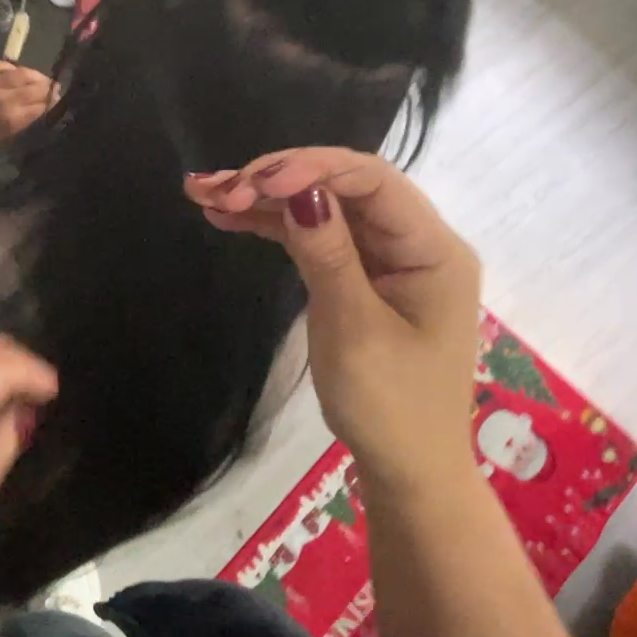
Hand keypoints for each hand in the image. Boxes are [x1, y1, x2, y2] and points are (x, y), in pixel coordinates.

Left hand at [0, 62, 55, 143]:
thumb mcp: (13, 136)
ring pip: (21, 73)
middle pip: (34, 87)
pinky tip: (16, 74)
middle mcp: (3, 99)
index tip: (59, 100)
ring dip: (34, 75)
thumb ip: (30, 118)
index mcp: (13, 118)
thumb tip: (48, 105)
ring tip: (39, 80)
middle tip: (54, 89)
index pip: (42, 103)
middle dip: (47, 88)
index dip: (53, 100)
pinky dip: (10, 68)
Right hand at [185, 149, 480, 490]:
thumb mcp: (354, 330)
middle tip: (217, 188)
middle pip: (343, 187)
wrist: (405, 468)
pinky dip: (271, 226)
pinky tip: (226, 217)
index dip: (313, 168)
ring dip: (264, 199)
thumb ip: (328, 255)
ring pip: (321, 208)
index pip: (373, 182)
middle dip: (278, 179)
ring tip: (204, 192)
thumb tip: (301, 190)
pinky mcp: (357, 275)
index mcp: (432, 250)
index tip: (255, 182)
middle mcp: (411, 242)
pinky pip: (313, 236)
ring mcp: (383, 258)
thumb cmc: (390, 405)